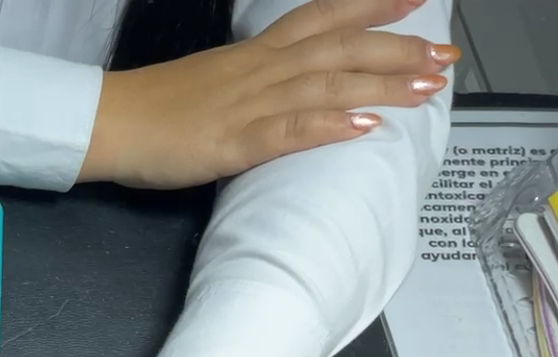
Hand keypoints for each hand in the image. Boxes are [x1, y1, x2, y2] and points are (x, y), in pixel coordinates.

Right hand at [80, 0, 456, 189]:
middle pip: (340, 50)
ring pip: (326, 85)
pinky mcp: (231, 142)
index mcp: (254, 56)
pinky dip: (328, 126)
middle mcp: (260, 70)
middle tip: (446, 58)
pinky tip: (363, 127)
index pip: (323, 20)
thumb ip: (248, 90)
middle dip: (397, 50)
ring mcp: (248, 104)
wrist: (111, 121)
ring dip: (380, 83)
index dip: (373, 7)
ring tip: (426, 88)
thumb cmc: (152, 109)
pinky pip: (287, 129)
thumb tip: (274, 101)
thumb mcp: (209, 86)